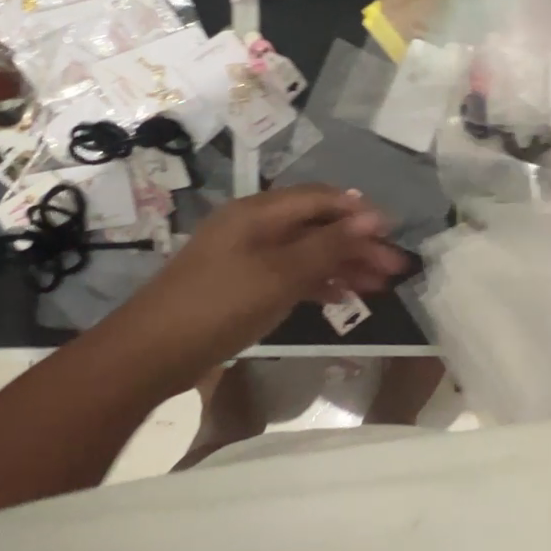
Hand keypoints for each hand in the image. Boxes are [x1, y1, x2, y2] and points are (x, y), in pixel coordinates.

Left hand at [122, 185, 408, 370]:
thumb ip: (329, 245)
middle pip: (317, 227)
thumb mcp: (281, 273)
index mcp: (259, 213)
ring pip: (307, 253)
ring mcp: (248, 257)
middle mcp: (255, 227)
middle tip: (395, 270)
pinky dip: (319, 283)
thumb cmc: (221, 304)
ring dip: (343, 266)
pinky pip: (291, 275)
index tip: (395, 234)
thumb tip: (374, 216)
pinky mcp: (244, 285)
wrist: (155, 351)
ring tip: (379, 287)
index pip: (321, 200)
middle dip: (358, 244)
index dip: (360, 213)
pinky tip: (342, 299)